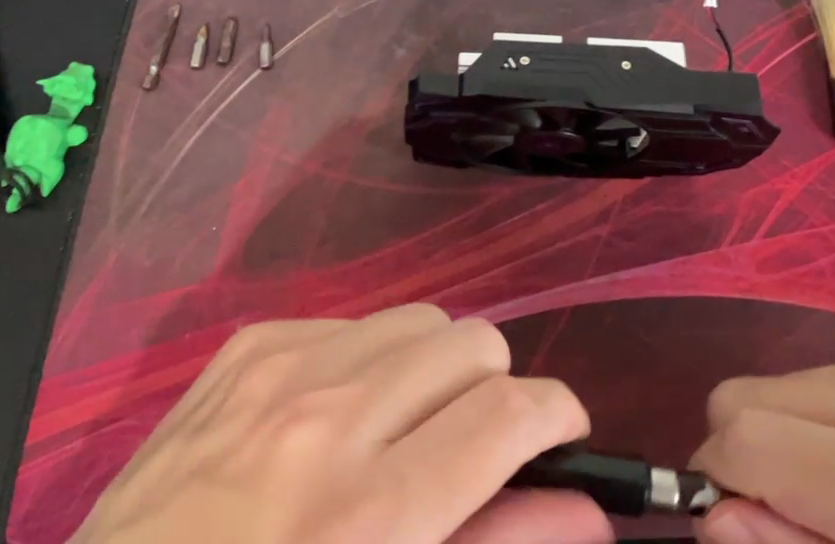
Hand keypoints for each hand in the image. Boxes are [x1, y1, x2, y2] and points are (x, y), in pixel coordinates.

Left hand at [67, 304, 613, 543]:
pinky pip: (352, 321)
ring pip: (420, 320)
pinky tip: (337, 414)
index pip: (509, 416)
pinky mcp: (245, 346)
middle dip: (494, 392)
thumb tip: (589, 509)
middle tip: (469, 447)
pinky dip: (370, 359)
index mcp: (368, 514)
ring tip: (403, 427)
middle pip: (473, 344)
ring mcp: (279, 368)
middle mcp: (328, 418)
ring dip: (435, 368)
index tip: (560, 436)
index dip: (558, 416)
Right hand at [689, 337, 834, 543]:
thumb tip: (713, 516)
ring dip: (780, 441)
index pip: (745, 441)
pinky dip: (815, 423)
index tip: (734, 525)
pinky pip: (817, 379)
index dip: (715, 485)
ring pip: (774, 386)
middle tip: (785, 517)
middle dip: (740, 459)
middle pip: (741, 398)